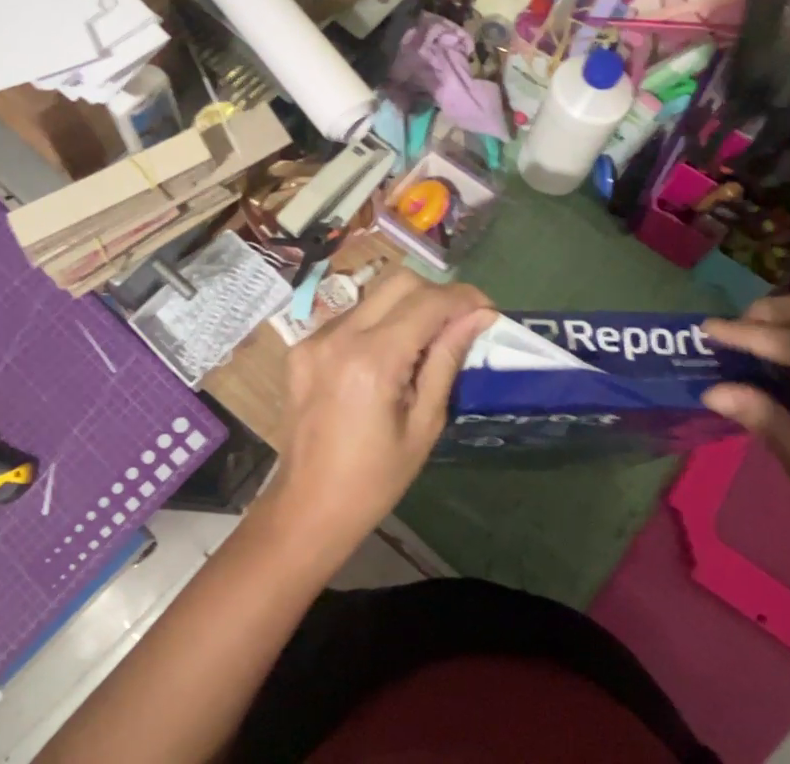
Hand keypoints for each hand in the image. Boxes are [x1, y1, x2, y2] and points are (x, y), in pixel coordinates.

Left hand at [268, 272, 496, 558]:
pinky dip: (377, 325)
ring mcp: (313, 339)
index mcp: (372, 361)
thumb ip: (447, 361)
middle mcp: (338, 337)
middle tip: (460, 324)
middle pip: (398, 282)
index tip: (488, 311)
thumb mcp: (424, 424)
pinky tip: (388, 359)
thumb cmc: (375, 479)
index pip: (427, 302)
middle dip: (436, 295)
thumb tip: (478, 317)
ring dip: (406, 308)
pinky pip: (349, 318)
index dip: (464, 299)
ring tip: (425, 345)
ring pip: (372, 296)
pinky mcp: (301, 348)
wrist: (307, 506)